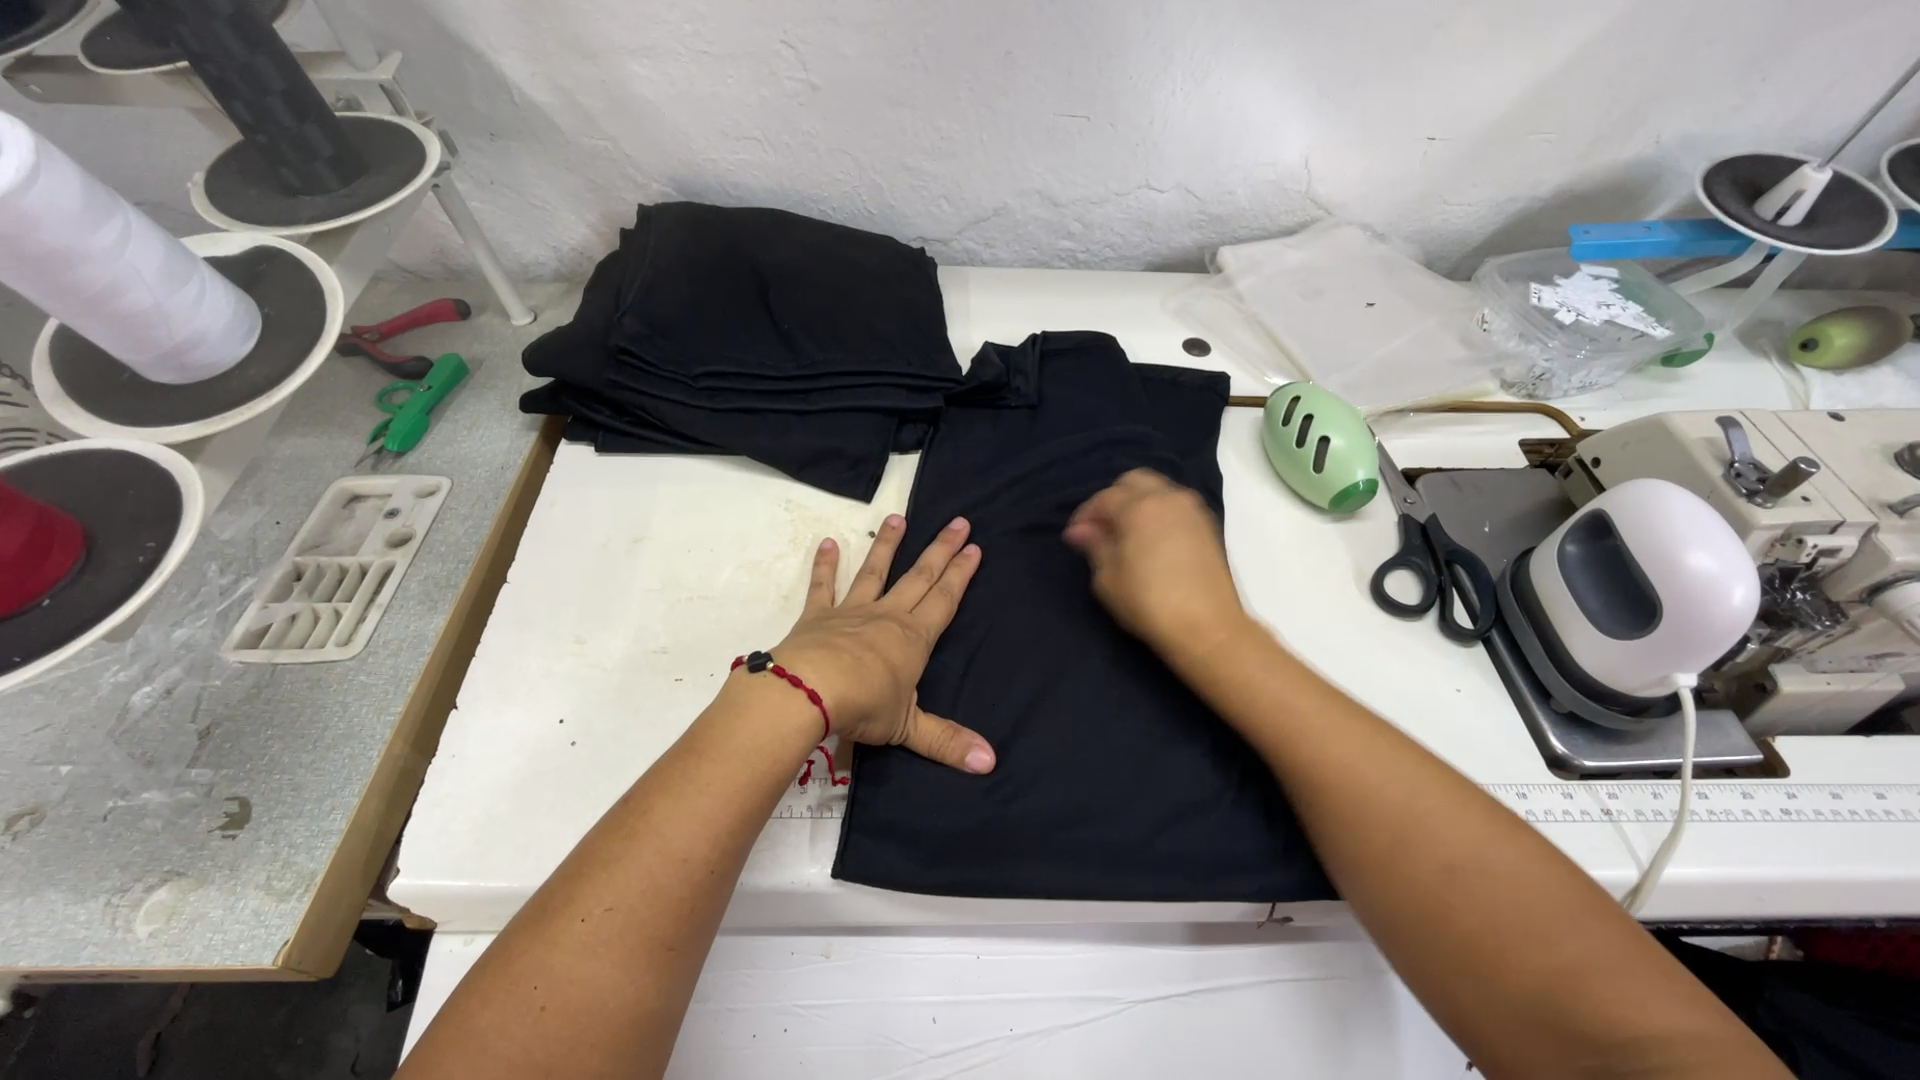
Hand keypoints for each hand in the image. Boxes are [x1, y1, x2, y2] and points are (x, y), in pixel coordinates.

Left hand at [769, 514, 995, 774]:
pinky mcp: (817, 616)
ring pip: (875, 572)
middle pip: (919, 577)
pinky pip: (823, 587)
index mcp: (913, 639)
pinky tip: (828, 543)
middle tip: (957, 521)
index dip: (961, 574)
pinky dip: (826, 565)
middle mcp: (887, 617)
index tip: (974, 547)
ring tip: (898, 517)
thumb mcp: (910, 728)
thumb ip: (948, 742)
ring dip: (888, 545)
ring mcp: (851, 613)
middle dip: (940, 550)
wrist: (809, 692)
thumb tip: (991, 764)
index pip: (944, 600)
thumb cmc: (864, 707)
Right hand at [1063, 469, 1248, 654]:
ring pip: (1159, 490)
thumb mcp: (1108, 578)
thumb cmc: (1149, 603)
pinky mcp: (1208, 527)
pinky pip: (1176, 506)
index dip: (1085, 514)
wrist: (1208, 627)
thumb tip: (1081, 531)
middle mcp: (1168, 498)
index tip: (1075, 536)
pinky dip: (1158, 513)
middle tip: (1101, 528)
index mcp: (1139, 507)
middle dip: (1113, 498)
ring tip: (1126, 533)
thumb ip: (1095, 546)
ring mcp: (1192, 511)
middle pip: (1134, 481)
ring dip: (1138, 503)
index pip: (1104, 498)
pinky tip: (1150, 540)